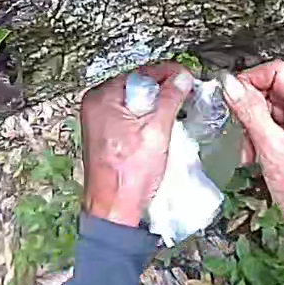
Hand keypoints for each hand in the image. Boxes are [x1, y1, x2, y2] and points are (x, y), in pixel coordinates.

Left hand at [79, 62, 193, 226]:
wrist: (115, 211)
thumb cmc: (129, 176)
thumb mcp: (157, 130)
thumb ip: (170, 98)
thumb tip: (182, 78)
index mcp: (102, 98)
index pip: (141, 73)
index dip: (168, 73)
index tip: (187, 77)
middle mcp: (95, 105)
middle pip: (137, 85)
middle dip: (162, 88)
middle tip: (186, 92)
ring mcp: (98, 120)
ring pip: (134, 100)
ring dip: (155, 103)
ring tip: (177, 108)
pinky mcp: (105, 134)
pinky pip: (129, 115)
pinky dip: (146, 116)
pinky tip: (161, 125)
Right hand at [223, 60, 283, 241]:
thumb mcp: (272, 150)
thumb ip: (251, 113)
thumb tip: (232, 86)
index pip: (278, 72)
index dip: (250, 80)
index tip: (231, 94)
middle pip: (275, 90)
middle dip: (250, 107)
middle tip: (236, 125)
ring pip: (274, 110)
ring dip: (254, 126)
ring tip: (246, 149)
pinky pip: (279, 128)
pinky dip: (262, 138)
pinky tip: (255, 156)